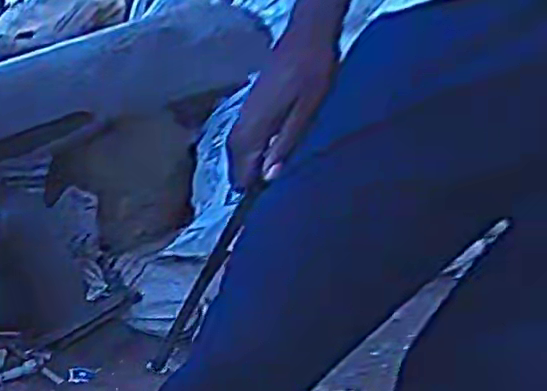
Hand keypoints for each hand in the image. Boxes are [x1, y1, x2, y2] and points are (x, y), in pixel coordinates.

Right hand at [227, 26, 337, 189]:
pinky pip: (245, 149)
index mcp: (248, 140)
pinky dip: (258, 153)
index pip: (243, 180)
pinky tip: (278, 145)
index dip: (257, 190)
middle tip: (283, 177)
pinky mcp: (243, 121)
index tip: (275, 195)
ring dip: (258, 165)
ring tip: (282, 161)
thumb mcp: (307, 109)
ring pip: (241, 163)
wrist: (304, 39)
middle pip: (239, 174)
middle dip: (256, 179)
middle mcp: (235, 139)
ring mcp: (237, 130)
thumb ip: (286, 144)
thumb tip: (269, 178)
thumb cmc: (311, 71)